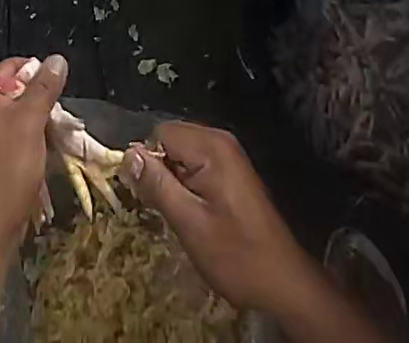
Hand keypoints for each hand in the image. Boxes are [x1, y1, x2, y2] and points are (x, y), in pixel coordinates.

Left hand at [0, 54, 66, 256]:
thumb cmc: (5, 173)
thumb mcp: (31, 122)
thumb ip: (45, 87)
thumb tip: (57, 58)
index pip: (14, 65)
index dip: (39, 75)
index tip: (56, 96)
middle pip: (16, 91)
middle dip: (41, 103)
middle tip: (56, 122)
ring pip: (16, 117)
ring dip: (37, 126)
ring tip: (49, 143)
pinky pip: (10, 139)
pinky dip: (27, 144)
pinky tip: (37, 161)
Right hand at [120, 121, 320, 314]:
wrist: (279, 276)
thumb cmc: (234, 253)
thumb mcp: (188, 222)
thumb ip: (157, 184)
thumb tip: (128, 155)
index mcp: (211, 147)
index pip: (161, 132)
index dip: (146, 160)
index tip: (143, 194)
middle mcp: (221, 141)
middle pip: (172, 138)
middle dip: (158, 168)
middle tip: (159, 206)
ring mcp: (229, 154)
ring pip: (183, 152)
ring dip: (172, 177)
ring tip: (176, 212)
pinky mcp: (232, 170)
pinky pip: (197, 163)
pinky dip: (186, 182)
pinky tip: (191, 211)